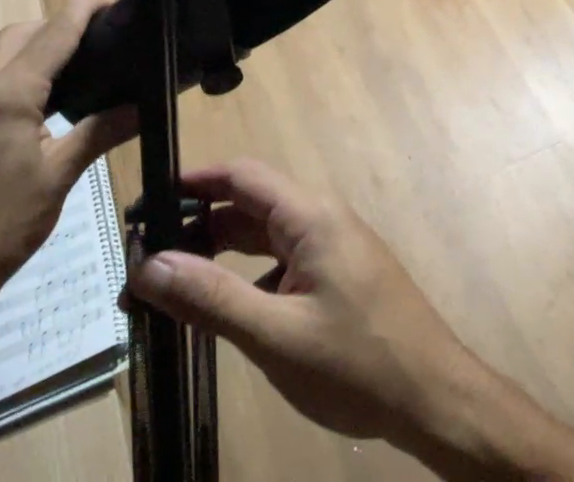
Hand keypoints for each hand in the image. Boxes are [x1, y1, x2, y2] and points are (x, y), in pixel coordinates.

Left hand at [0, 0, 138, 290]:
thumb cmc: (2, 226)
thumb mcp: (60, 177)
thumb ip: (101, 132)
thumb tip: (143, 106)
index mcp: (7, 94)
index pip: (53, 33)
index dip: (83, 11)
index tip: (107, 5)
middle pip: (12, 33)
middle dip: (49, 30)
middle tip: (81, 53)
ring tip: (21, 69)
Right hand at [126, 159, 473, 445]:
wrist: (433, 398)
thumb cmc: (356, 364)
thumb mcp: (274, 335)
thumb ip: (210, 297)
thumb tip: (148, 264)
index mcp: (312, 217)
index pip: (242, 176)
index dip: (191, 183)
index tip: (140, 208)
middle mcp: (325, 221)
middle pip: (250, 206)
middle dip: (196, 228)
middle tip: (141, 265)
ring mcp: (336, 250)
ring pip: (266, 238)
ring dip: (219, 257)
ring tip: (168, 291)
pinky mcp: (341, 278)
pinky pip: (284, 264)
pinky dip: (248, 279)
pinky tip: (222, 313)